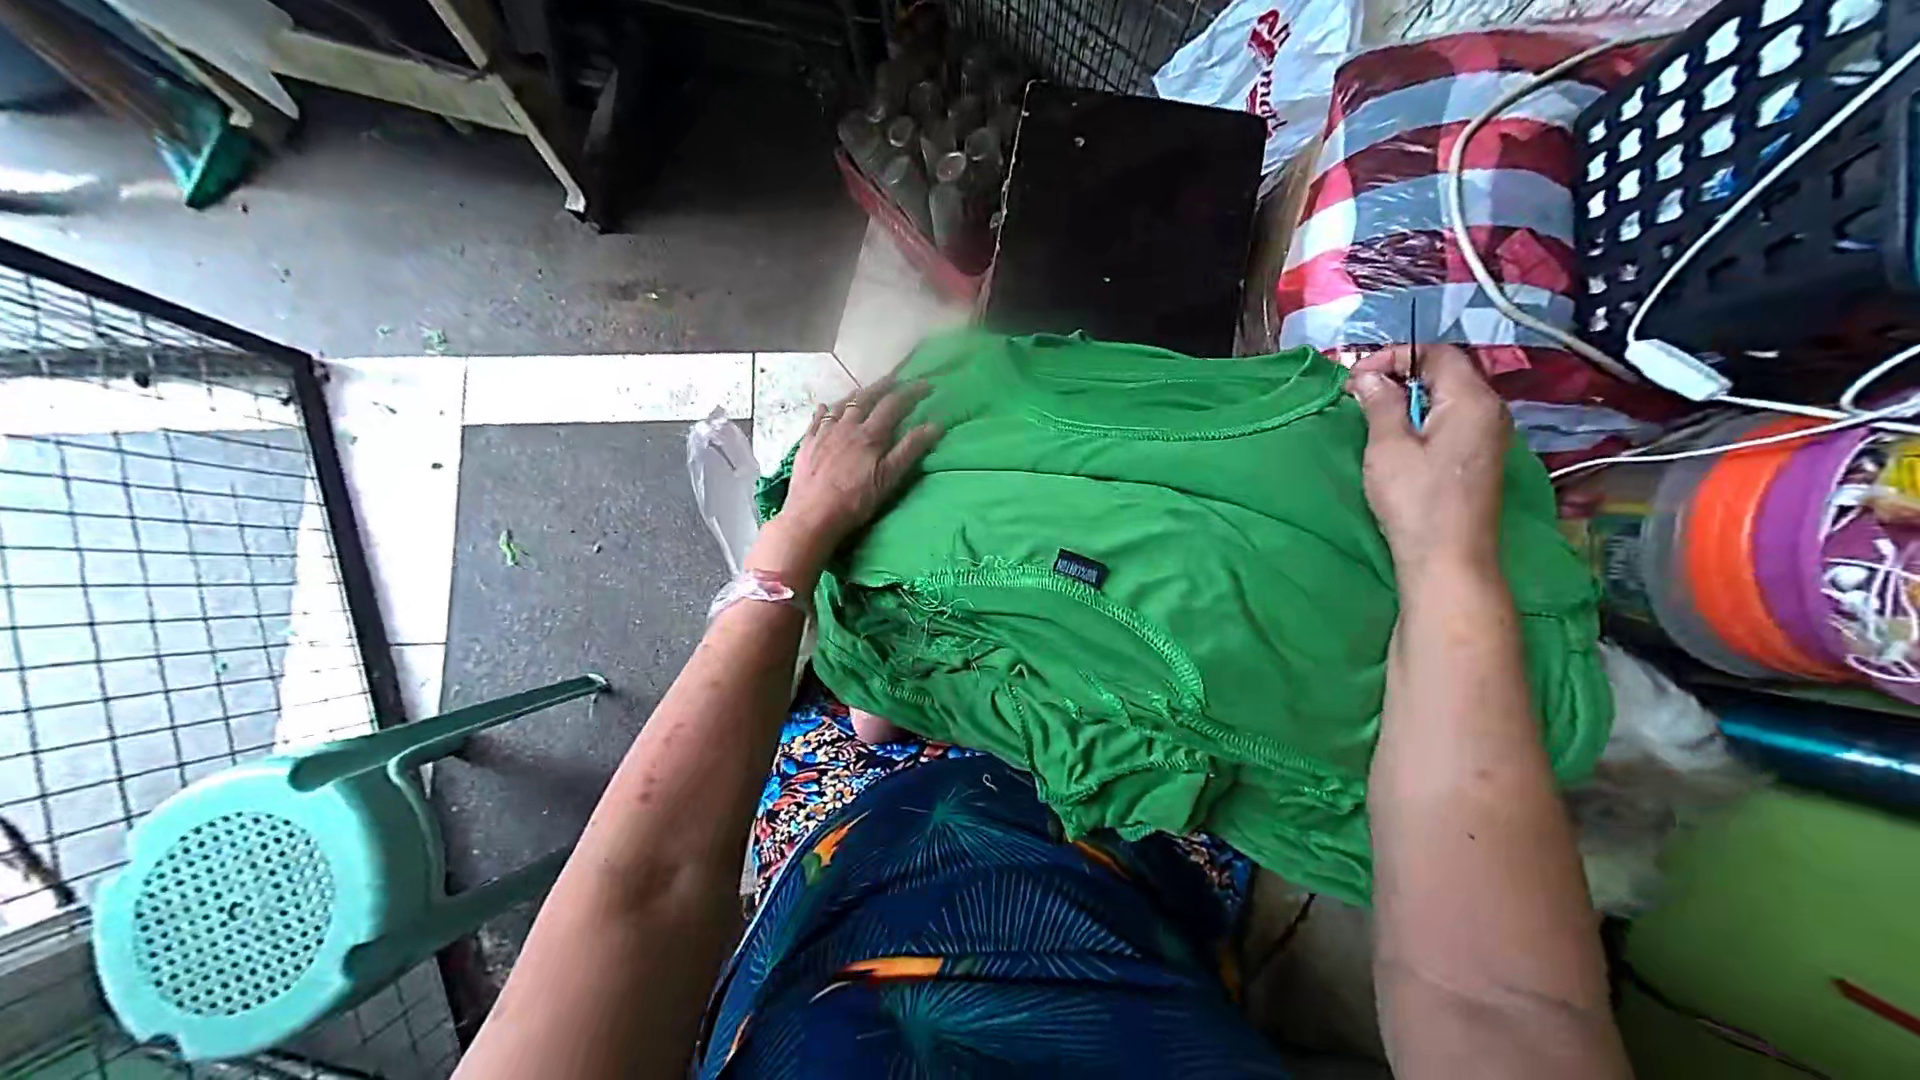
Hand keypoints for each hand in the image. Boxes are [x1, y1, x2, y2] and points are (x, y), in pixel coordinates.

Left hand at [747, 378, 942, 582]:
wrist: (812, 516)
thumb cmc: (854, 501)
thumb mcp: (888, 478)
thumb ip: (910, 449)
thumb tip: (934, 425)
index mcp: (870, 435)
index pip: (893, 405)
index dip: (911, 392)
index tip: (926, 384)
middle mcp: (846, 427)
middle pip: (866, 398)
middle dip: (883, 386)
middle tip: (895, 378)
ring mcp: (823, 434)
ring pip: (841, 405)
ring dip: (855, 395)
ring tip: (864, 390)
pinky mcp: (807, 445)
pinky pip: (816, 420)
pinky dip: (824, 410)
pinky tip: (825, 407)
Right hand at [1345, 345, 1508, 580]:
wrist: (1448, 556)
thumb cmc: (1415, 499)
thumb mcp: (1388, 447)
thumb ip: (1381, 403)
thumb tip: (1369, 376)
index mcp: (1472, 400)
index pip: (1438, 354)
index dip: (1395, 356)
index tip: (1356, 376)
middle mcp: (1490, 410)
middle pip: (1447, 372)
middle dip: (1401, 372)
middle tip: (1359, 390)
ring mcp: (1489, 434)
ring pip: (1449, 396)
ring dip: (1410, 395)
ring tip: (1373, 409)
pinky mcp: (1480, 455)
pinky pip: (1452, 418)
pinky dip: (1422, 415)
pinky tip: (1397, 433)